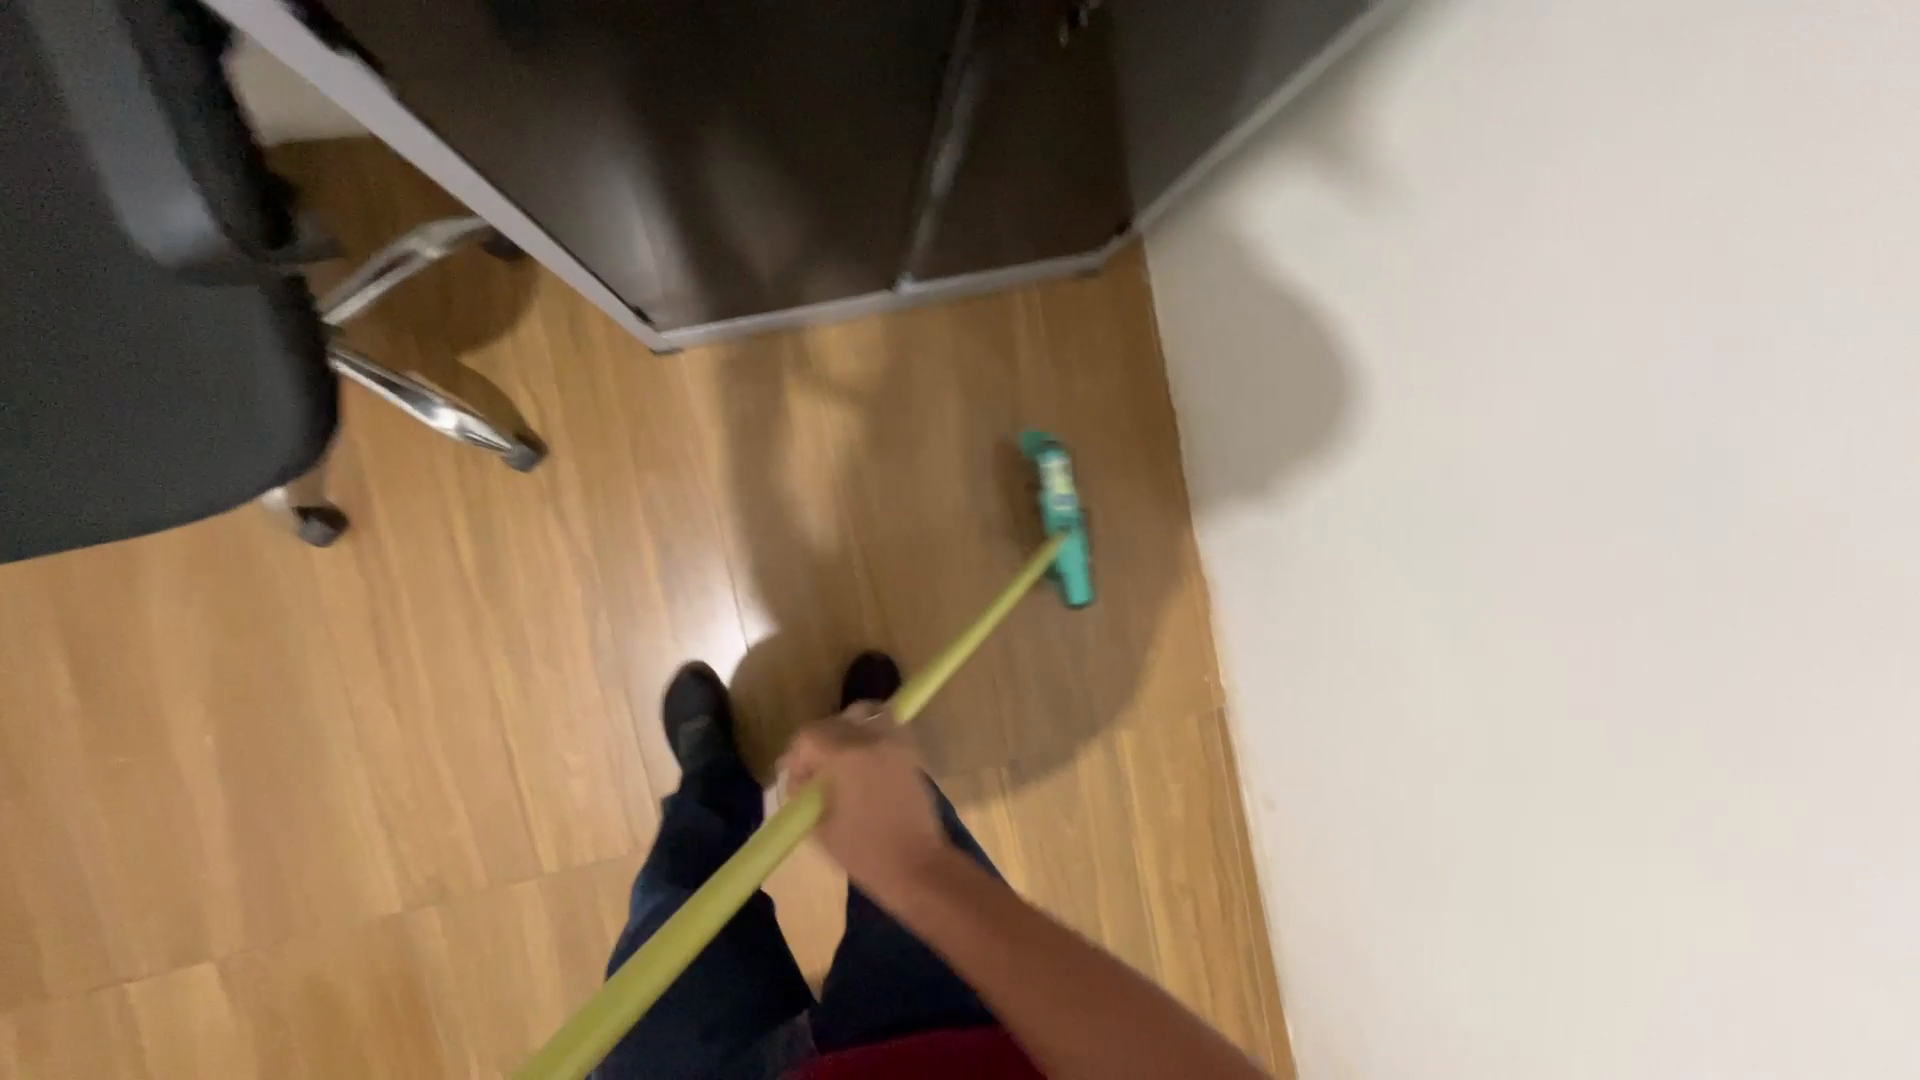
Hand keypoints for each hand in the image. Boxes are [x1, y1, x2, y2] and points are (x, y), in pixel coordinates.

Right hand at [780, 704, 950, 899]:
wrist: (918, 864)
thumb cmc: (865, 852)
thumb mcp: (821, 826)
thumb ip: (805, 795)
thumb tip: (800, 782)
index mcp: (847, 755)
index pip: (810, 735)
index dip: (796, 757)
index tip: (797, 783)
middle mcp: (872, 739)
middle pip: (835, 722)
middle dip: (818, 743)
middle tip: (814, 774)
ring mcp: (895, 742)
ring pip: (865, 714)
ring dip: (846, 730)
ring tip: (839, 761)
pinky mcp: (910, 752)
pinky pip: (885, 727)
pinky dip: (869, 735)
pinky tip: (862, 764)